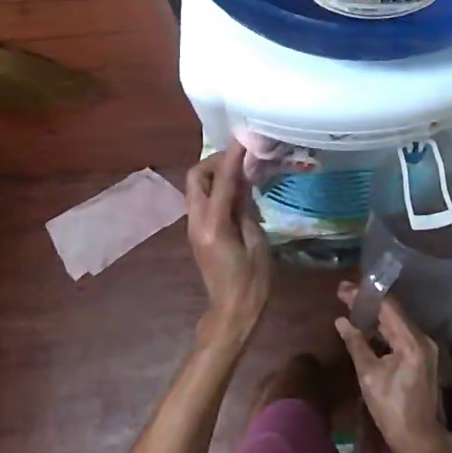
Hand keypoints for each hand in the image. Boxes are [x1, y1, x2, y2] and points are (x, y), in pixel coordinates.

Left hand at [185, 141, 270, 342]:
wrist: (231, 313)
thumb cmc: (251, 283)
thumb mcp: (257, 244)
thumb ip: (246, 210)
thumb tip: (243, 184)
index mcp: (213, 225)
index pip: (221, 181)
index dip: (232, 157)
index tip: (243, 139)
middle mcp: (196, 222)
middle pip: (195, 177)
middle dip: (215, 161)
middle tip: (240, 157)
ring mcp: (193, 227)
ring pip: (195, 188)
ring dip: (214, 174)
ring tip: (241, 171)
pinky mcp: (198, 233)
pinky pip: (202, 201)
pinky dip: (215, 188)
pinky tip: (237, 191)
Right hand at [335, 282, 447, 452]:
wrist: (418, 437)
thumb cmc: (391, 408)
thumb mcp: (369, 375)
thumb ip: (356, 344)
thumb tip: (341, 321)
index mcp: (411, 341)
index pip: (387, 307)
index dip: (365, 296)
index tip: (344, 289)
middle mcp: (423, 339)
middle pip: (394, 312)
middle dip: (369, 302)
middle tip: (345, 294)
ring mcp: (426, 347)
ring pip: (398, 322)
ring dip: (376, 315)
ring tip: (353, 307)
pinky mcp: (423, 356)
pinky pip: (402, 334)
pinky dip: (384, 328)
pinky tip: (368, 327)